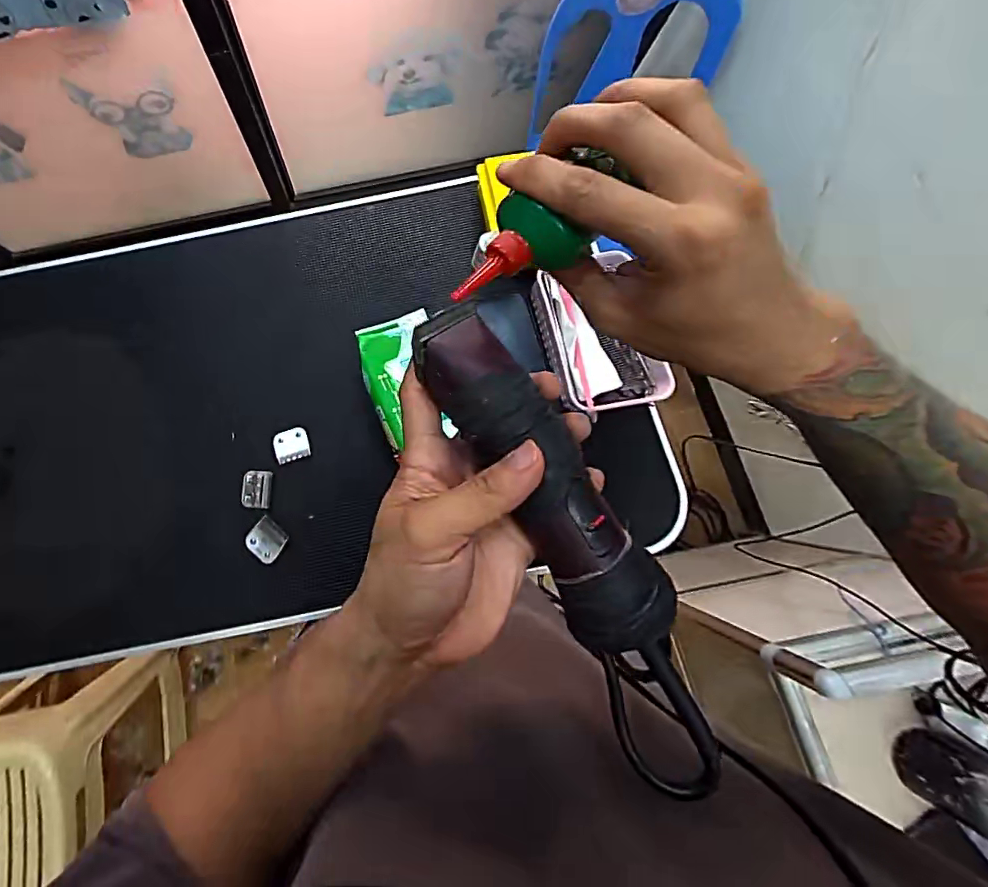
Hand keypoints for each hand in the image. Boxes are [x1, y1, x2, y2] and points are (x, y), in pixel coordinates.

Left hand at [340, 370, 598, 671]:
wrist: (416, 646)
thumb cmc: (396, 585)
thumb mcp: (429, 531)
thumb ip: (481, 494)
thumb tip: (528, 457)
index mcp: (427, 463)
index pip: (426, 400)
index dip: (437, 367)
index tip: (457, 341)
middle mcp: (463, 477)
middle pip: (491, 424)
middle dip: (519, 401)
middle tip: (547, 387)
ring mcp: (492, 505)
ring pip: (527, 460)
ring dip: (552, 441)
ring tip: (577, 425)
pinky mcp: (517, 535)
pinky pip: (549, 504)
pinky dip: (573, 490)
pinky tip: (591, 480)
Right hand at [497, 78, 851, 394]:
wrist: (775, 332)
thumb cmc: (698, 336)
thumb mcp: (622, 318)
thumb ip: (571, 271)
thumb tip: (534, 233)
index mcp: (677, 242)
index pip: (591, 191)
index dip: (538, 176)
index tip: (510, 173)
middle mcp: (709, 191)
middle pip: (630, 121)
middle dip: (571, 123)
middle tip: (548, 150)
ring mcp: (733, 169)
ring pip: (670, 95)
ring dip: (615, 98)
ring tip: (587, 128)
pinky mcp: (741, 162)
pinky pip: (693, 109)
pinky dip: (649, 106)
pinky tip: (626, 133)